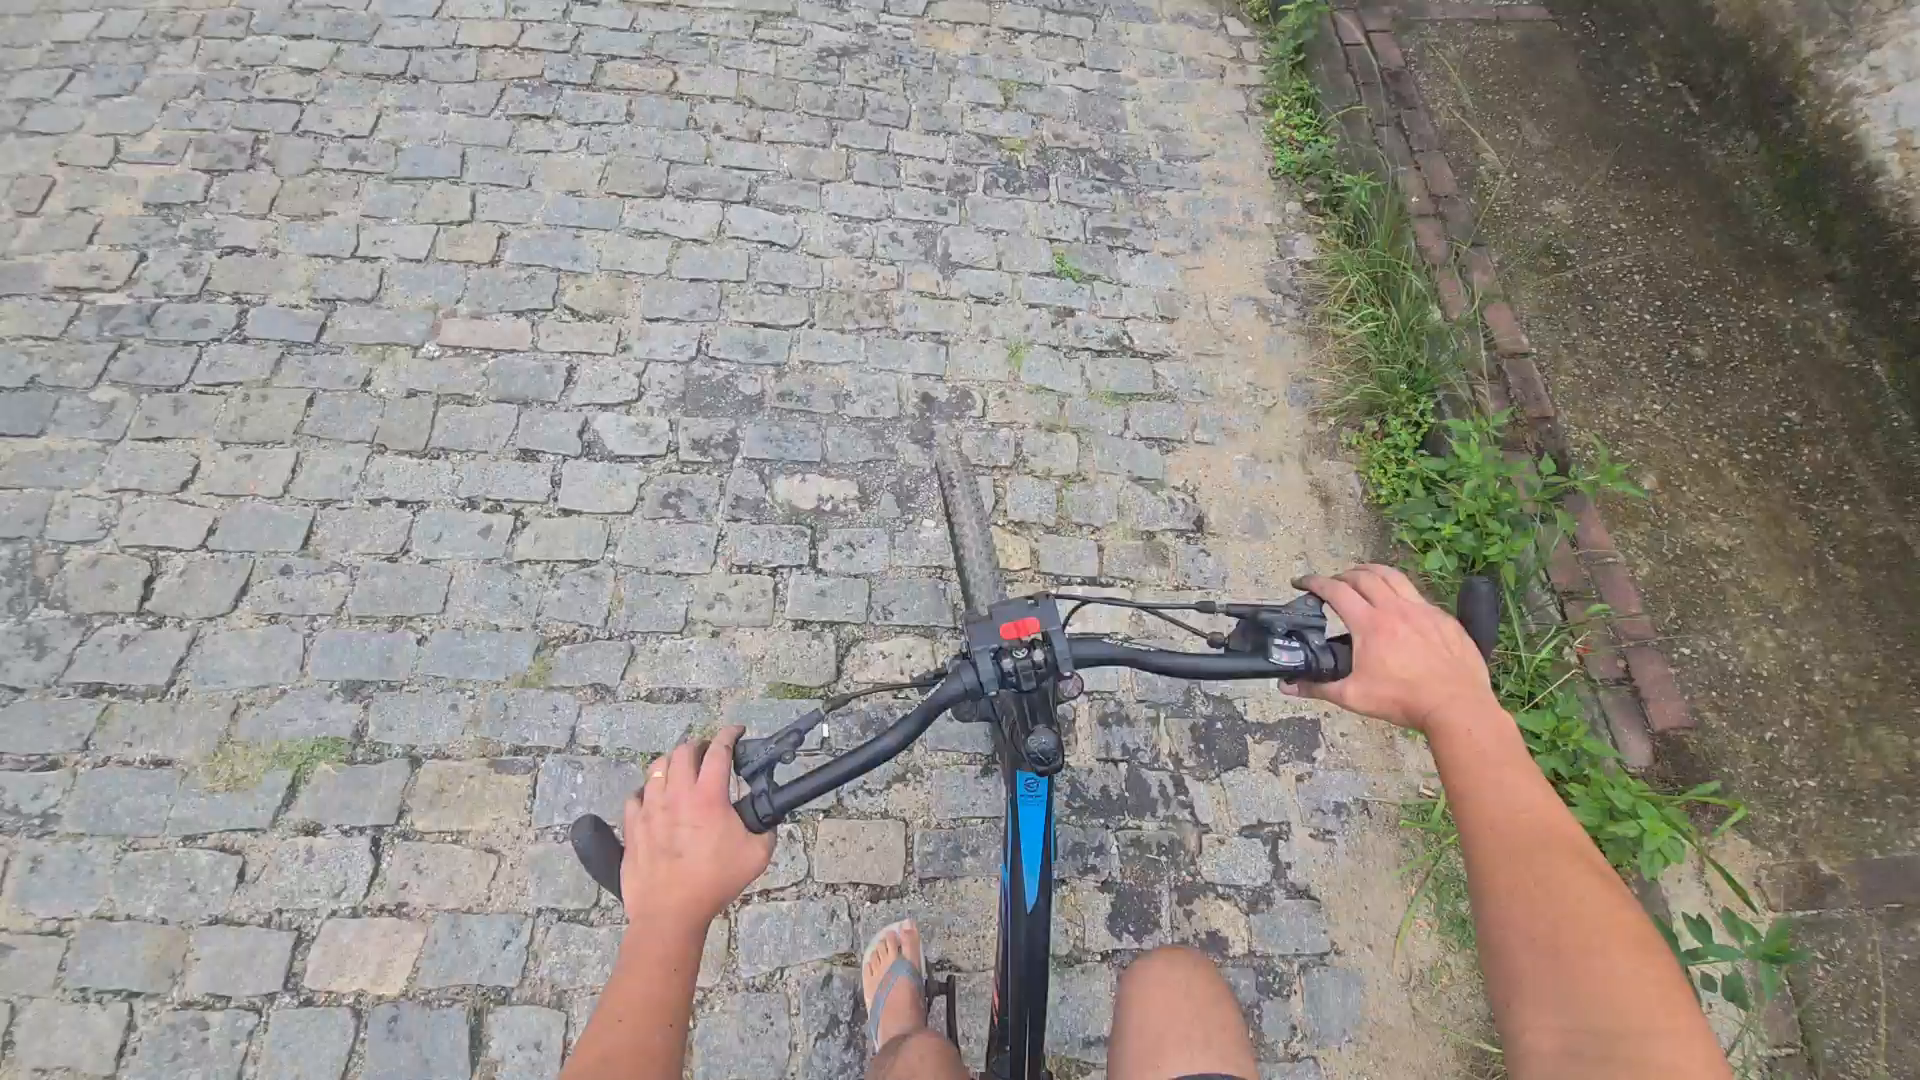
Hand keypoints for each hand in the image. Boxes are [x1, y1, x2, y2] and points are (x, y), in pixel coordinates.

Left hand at [619, 726, 774, 928]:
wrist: (670, 912)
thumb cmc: (715, 881)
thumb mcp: (757, 854)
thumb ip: (766, 829)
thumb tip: (767, 819)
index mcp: (709, 796)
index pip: (719, 751)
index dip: (729, 734)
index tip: (736, 732)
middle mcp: (677, 795)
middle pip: (683, 751)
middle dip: (699, 745)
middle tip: (709, 754)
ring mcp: (650, 809)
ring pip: (657, 768)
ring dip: (673, 763)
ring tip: (682, 771)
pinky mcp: (632, 826)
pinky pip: (636, 796)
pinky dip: (648, 791)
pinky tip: (655, 799)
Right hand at [1283, 564, 1497, 732]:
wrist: (1457, 706)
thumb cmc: (1404, 700)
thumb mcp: (1353, 696)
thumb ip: (1318, 687)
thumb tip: (1288, 686)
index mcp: (1370, 624)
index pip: (1335, 590)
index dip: (1314, 582)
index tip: (1302, 582)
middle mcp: (1395, 609)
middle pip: (1363, 576)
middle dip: (1341, 575)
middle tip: (1331, 584)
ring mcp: (1423, 611)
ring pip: (1393, 576)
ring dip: (1371, 572)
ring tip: (1361, 577)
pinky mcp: (1444, 619)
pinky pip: (1417, 595)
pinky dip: (1400, 592)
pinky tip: (1397, 606)